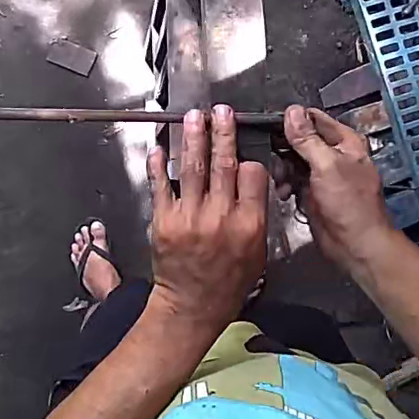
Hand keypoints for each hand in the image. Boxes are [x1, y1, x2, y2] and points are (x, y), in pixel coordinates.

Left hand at [147, 106, 269, 330]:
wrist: (193, 306)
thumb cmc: (229, 280)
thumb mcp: (258, 250)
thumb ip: (256, 213)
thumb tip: (251, 179)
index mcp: (248, 224)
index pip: (252, 175)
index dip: (249, 158)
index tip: (245, 148)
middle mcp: (220, 217)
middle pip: (223, 164)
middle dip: (223, 133)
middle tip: (221, 112)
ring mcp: (189, 218)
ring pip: (193, 168)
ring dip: (194, 138)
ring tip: (194, 117)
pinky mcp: (163, 222)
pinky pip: (161, 186)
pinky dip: (159, 164)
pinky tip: (160, 146)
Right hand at [281, 105, 394, 268]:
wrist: (356, 244)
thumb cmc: (350, 204)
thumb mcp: (327, 165)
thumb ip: (308, 138)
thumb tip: (292, 111)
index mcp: (345, 141)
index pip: (314, 119)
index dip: (292, 121)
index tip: (271, 128)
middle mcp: (334, 154)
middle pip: (300, 140)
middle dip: (284, 149)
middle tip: (275, 160)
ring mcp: (323, 174)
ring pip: (293, 161)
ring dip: (282, 169)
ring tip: (281, 181)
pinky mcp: (313, 192)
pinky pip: (293, 180)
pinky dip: (285, 184)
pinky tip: (283, 192)